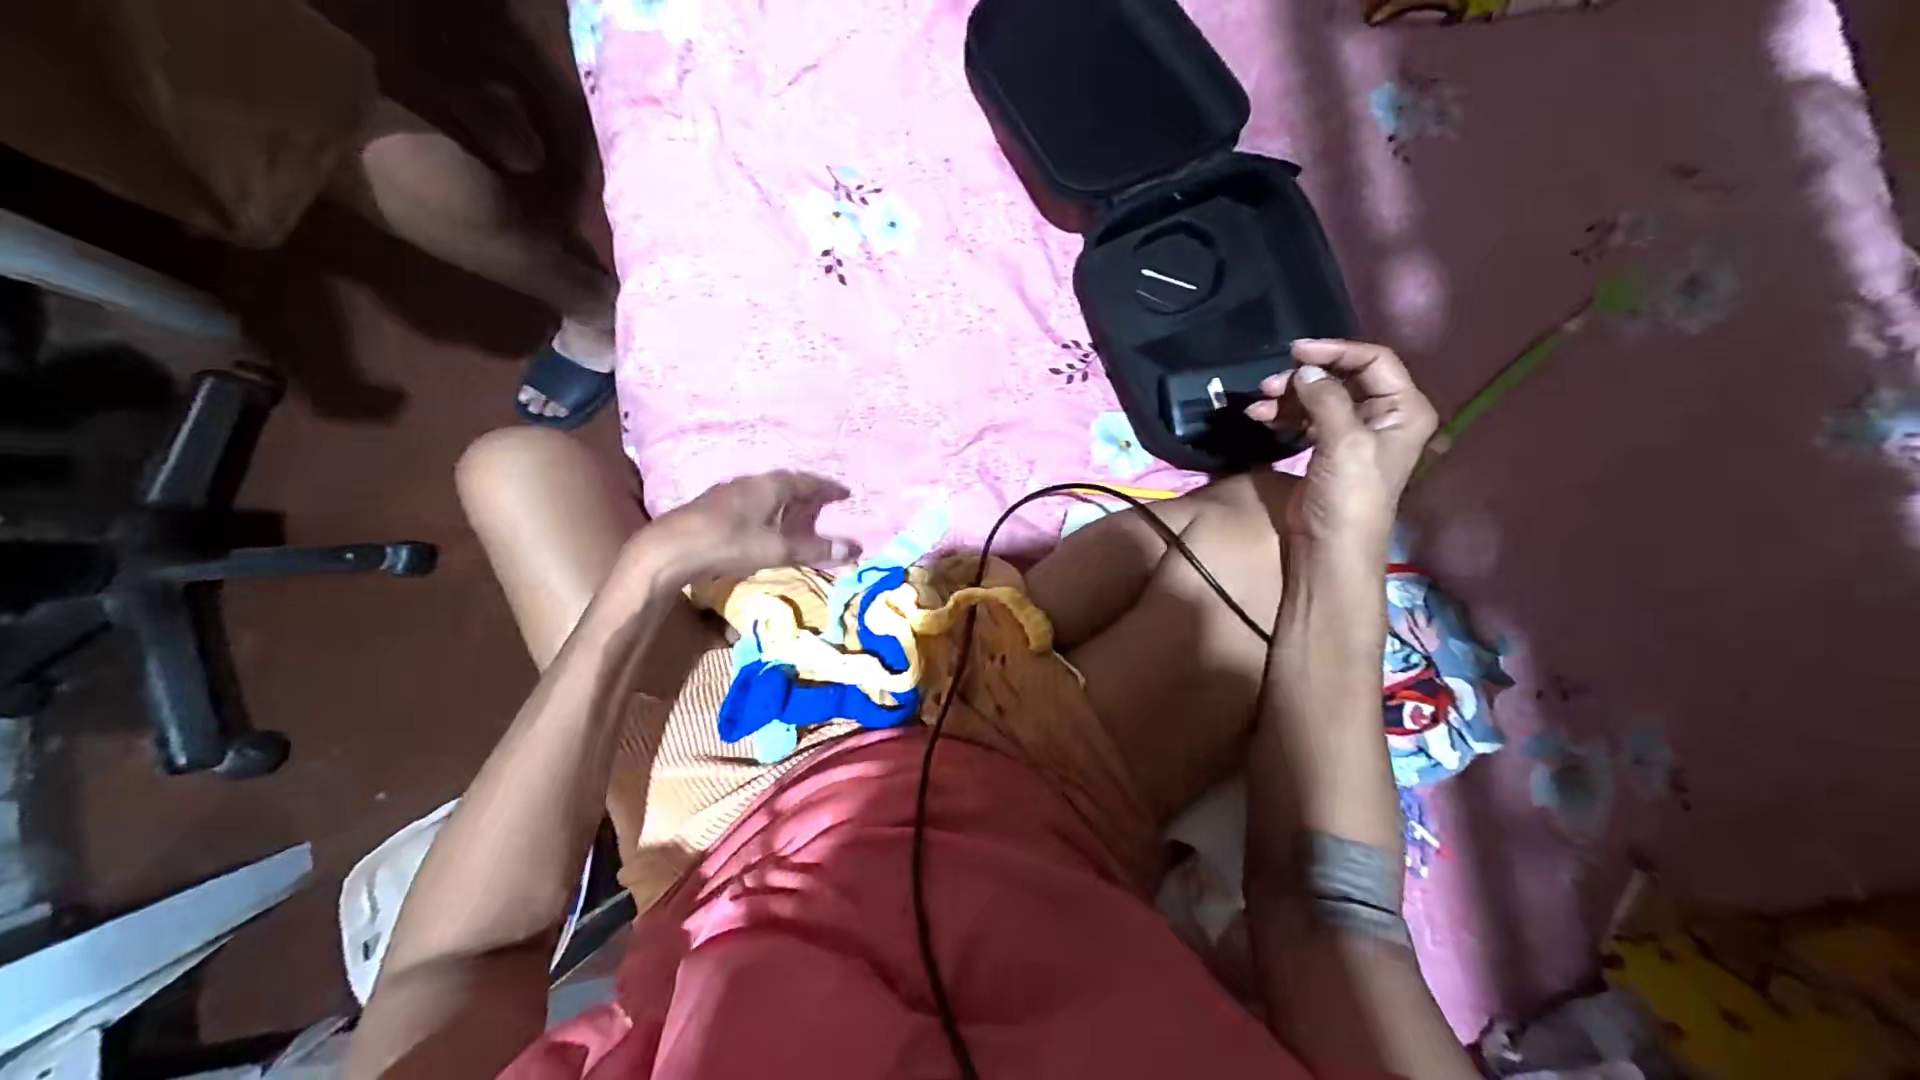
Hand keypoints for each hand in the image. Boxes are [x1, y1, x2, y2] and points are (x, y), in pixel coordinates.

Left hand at [636, 471, 860, 585]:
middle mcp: (750, 481)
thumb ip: (815, 549)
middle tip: (822, 501)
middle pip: (786, 482)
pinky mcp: (711, 506)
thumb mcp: (777, 549)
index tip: (844, 492)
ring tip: (795, 511)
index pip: (807, 482)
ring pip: (765, 490)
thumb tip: (853, 548)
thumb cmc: (729, 543)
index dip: (827, 488)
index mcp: (770, 485)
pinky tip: (761, 521)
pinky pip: (749, 500)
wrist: (670, 549)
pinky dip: (765, 508)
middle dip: (806, 491)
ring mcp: (727, 491)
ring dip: (783, 499)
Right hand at [1244, 339, 1435, 546]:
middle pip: (1341, 378)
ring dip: (1287, 397)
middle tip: (1269, 386)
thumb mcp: (1345, 442)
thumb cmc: (1350, 494)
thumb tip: (1305, 371)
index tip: (1295, 352)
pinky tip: (1261, 419)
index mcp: (1403, 408)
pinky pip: (1305, 418)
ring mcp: (1353, 432)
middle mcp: (1382, 415)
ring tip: (1259, 407)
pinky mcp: (1327, 448)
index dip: (1335, 351)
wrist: (1331, 546)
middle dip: (1304, 378)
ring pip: (1319, 397)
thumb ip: (1327, 400)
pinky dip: (1283, 415)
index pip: (1373, 361)